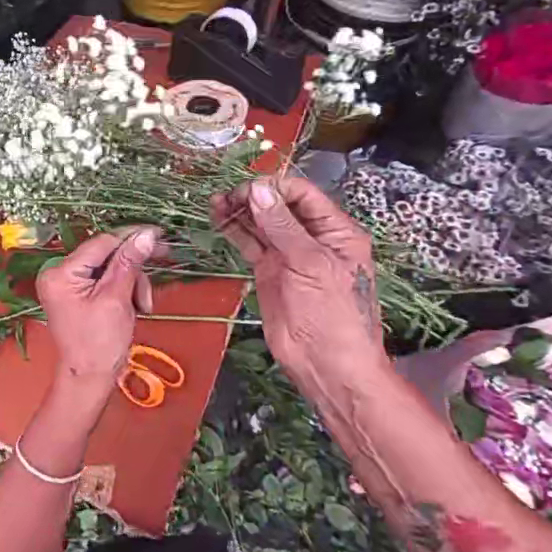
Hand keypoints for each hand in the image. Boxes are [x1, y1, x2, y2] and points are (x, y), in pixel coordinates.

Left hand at [35, 227, 159, 385]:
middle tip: (150, 287)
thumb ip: (129, 264)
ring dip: (132, 284)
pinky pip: (107, 280)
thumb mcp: (116, 299)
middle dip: (132, 271)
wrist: (89, 378)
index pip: (101, 243)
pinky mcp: (79, 292)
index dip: (131, 239)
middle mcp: (59, 272)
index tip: (158, 235)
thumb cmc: (99, 344)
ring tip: (141, 307)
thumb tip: (146, 234)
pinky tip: (134, 307)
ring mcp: (69, 283)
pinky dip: (124, 290)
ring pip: (112, 267)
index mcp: (60, 272)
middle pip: (107, 254)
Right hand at [213, 177, 386, 386]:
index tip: (247, 188)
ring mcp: (288, 255)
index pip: (302, 195)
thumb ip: (282, 226)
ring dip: (239, 211)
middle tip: (226, 196)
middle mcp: (311, 238)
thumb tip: (259, 191)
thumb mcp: (311, 264)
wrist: (327, 364)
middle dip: (253, 197)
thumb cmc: (334, 315)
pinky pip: (251, 244)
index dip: (274, 188)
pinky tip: (219, 219)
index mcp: (335, 231)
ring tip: (215, 202)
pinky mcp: (269, 271)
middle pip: (279, 205)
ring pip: (261, 223)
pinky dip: (235, 231)